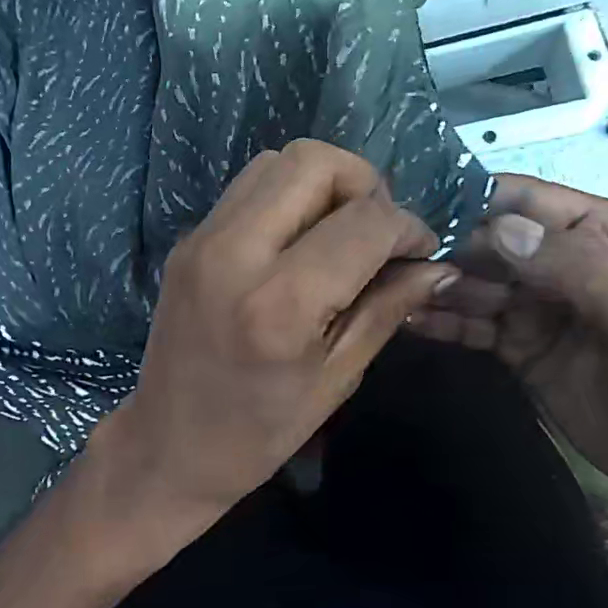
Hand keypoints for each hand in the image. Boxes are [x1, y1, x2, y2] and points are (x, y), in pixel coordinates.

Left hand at [102, 139, 456, 511]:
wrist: (168, 447)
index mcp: (280, 304)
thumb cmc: (263, 429)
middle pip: (316, 162)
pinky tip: (306, 238)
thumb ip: (390, 307)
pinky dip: (292, 194)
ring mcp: (204, 238)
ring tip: (345, 231)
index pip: (364, 222)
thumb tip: (440, 266)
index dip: (407, 227)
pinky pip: (252, 184)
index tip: (421, 250)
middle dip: (366, 185)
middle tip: (380, 230)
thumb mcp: (340, 376)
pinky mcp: (191, 237)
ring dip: (327, 183)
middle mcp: (236, 253)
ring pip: (280, 160)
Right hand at [408, 175, 607, 507]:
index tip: (424, 205)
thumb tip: (502, 228)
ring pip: (483, 283)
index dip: (483, 201)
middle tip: (395, 254)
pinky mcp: (527, 350)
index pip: (538, 203)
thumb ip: (582, 273)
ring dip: (442, 283)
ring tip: (394, 286)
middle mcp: (573, 263)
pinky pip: (480, 327)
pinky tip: (409, 320)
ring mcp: (547, 309)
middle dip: (452, 244)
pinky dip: (447, 323)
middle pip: (501, 241)